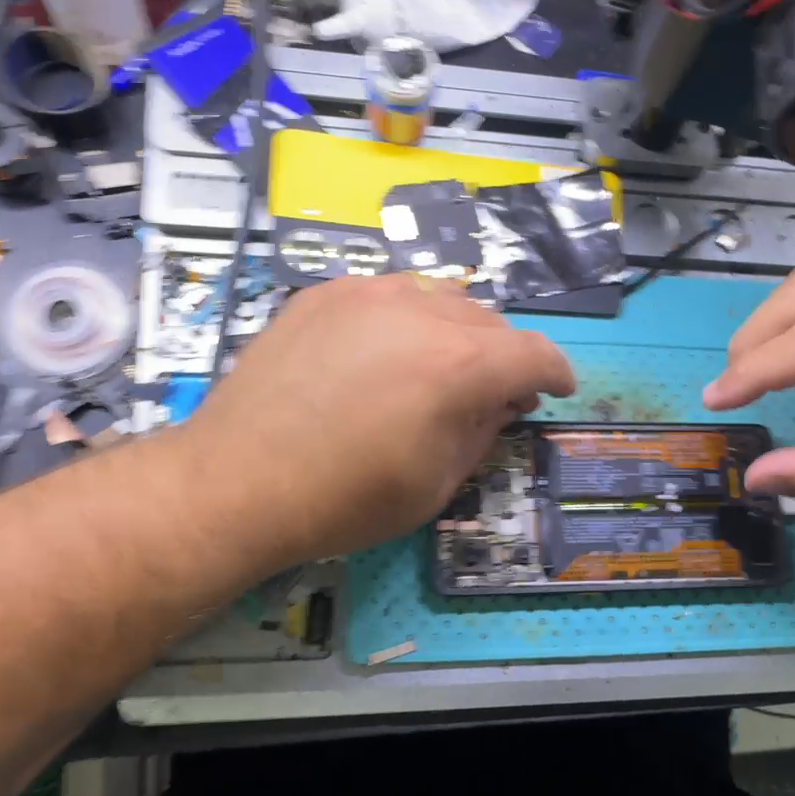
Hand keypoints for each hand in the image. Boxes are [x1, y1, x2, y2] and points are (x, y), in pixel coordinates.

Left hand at [180, 274, 575, 565]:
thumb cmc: (344, 500)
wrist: (236, 482)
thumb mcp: (434, 485)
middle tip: (494, 395)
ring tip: (439, 369)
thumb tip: (501, 401)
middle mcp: (418, 313)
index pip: (533, 353)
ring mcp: (364, 295)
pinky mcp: (321, 295)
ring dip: (456, 331)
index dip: (556, 371)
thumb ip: (481, 432)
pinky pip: (385, 295)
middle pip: (489, 320)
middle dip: (503, 356)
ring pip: (438, 297)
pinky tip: (384, 354)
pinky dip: (404, 320)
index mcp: (457, 365)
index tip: (557, 389)